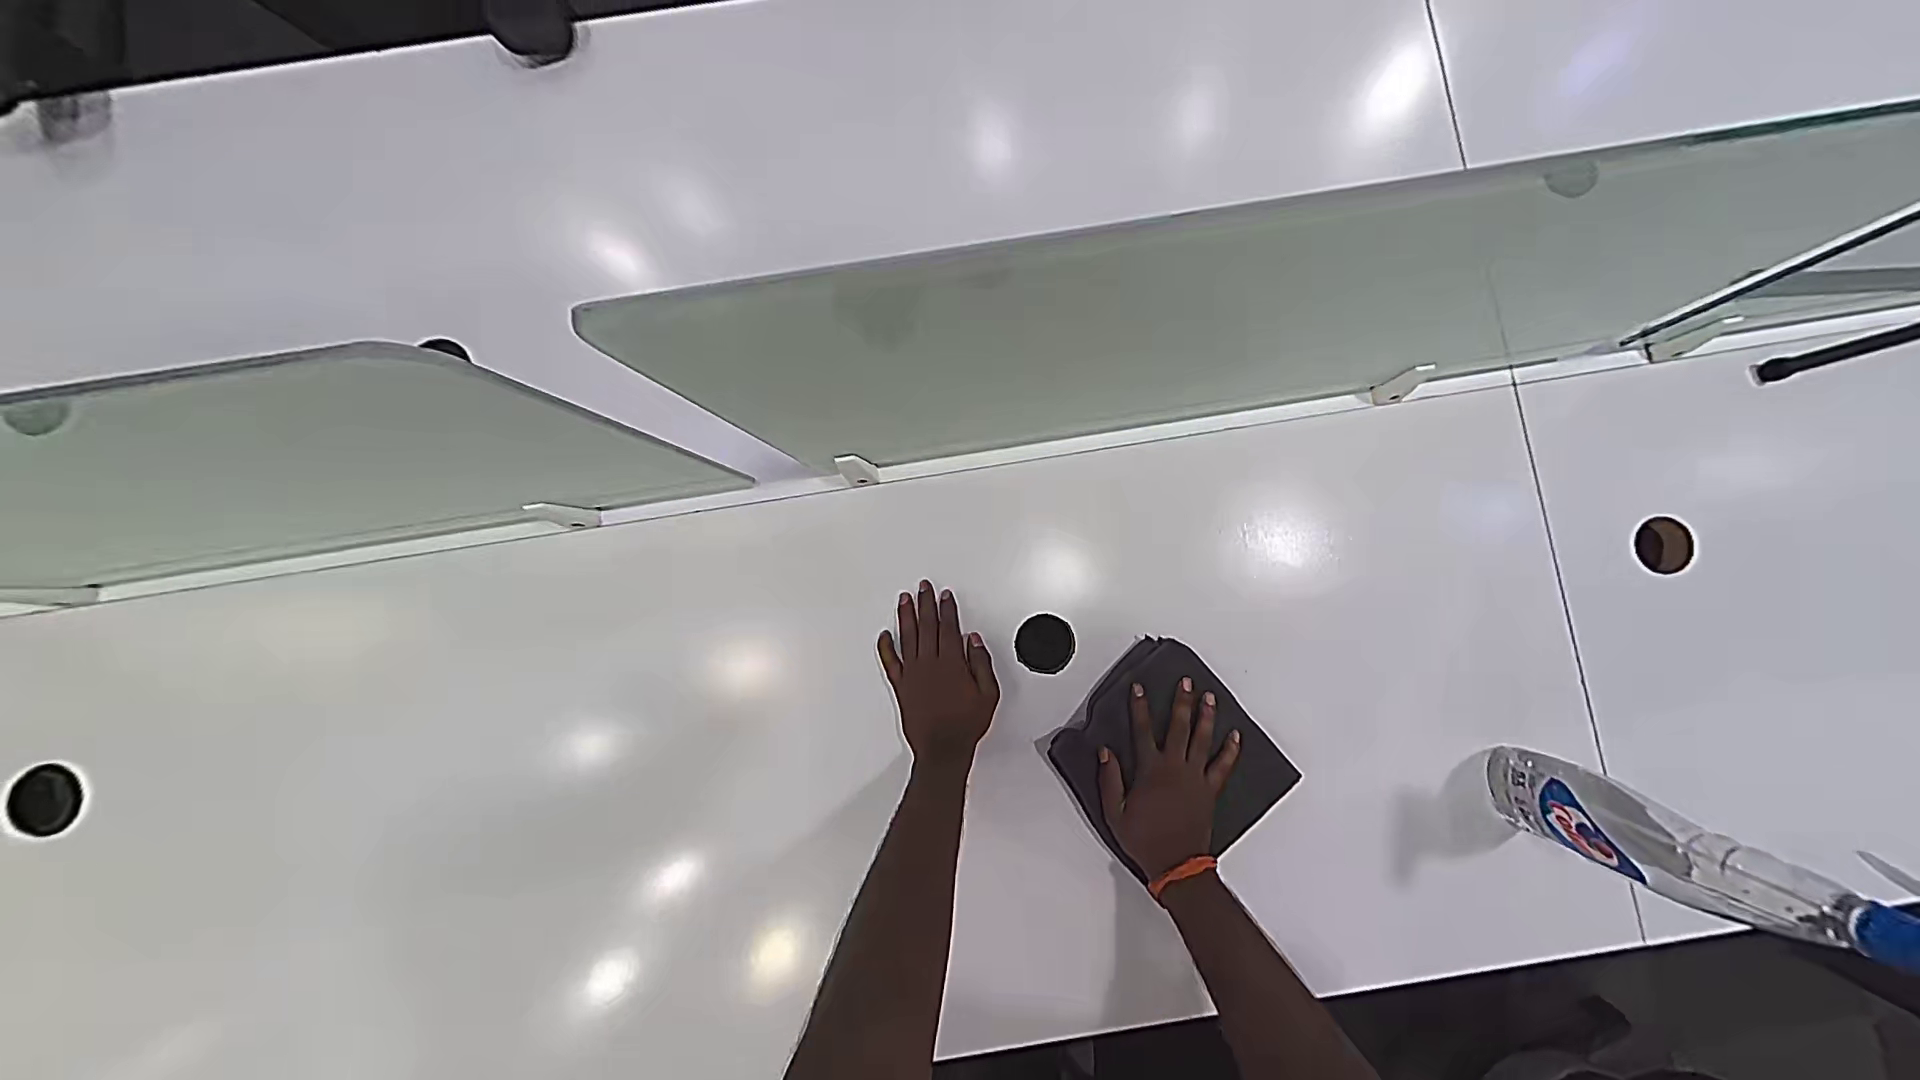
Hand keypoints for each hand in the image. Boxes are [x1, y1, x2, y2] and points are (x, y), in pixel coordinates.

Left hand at [878, 580, 999, 772]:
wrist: (942, 749)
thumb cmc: (965, 725)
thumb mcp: (988, 694)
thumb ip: (981, 664)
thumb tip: (973, 642)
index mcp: (952, 664)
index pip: (949, 628)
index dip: (947, 609)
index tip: (945, 596)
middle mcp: (930, 665)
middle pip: (927, 625)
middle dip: (926, 603)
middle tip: (923, 588)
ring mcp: (913, 674)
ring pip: (908, 637)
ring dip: (906, 616)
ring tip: (904, 599)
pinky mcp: (901, 686)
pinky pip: (890, 662)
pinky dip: (886, 647)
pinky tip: (884, 635)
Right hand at [1099, 677, 1242, 879]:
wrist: (1177, 865)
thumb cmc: (1146, 840)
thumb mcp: (1115, 811)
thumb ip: (1109, 779)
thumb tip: (1106, 752)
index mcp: (1150, 770)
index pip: (1143, 729)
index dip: (1140, 706)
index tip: (1139, 688)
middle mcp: (1175, 768)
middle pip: (1179, 726)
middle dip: (1181, 701)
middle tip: (1185, 683)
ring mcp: (1195, 778)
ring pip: (1203, 739)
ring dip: (1206, 716)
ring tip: (1209, 698)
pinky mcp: (1210, 790)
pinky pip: (1224, 766)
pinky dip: (1231, 750)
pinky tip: (1236, 736)